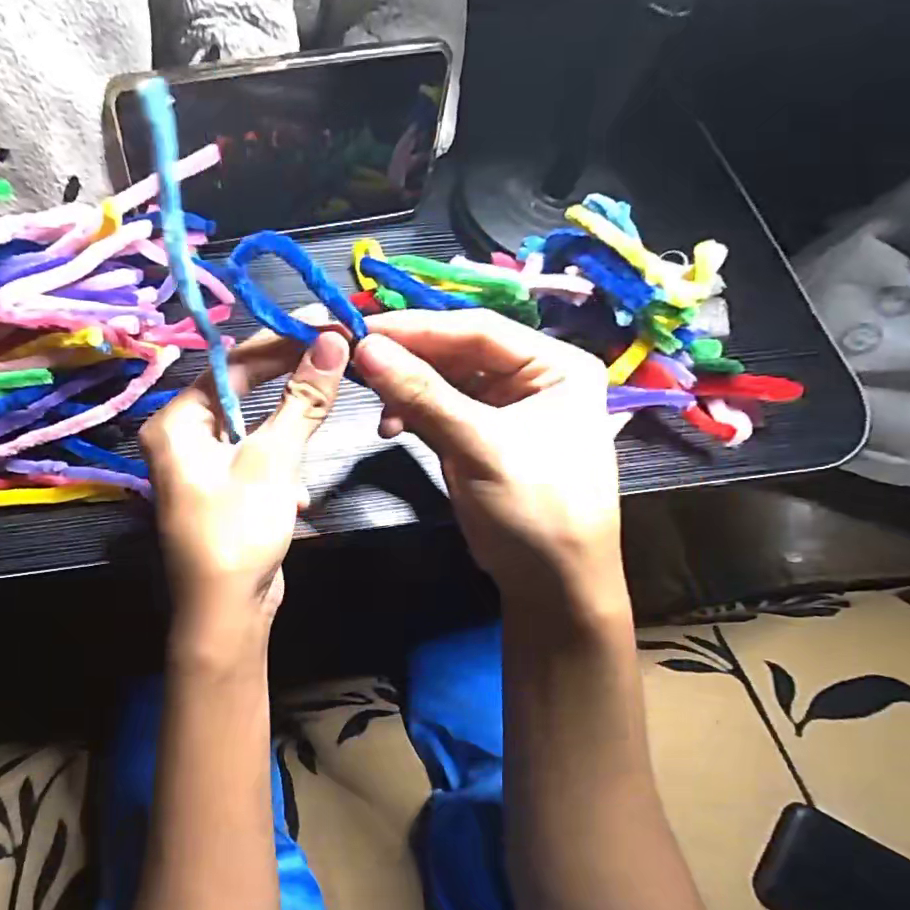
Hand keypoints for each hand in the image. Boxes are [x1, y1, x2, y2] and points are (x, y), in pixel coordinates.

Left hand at [141, 332, 350, 621]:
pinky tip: (296, 499)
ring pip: (256, 428)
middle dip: (290, 387)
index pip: (233, 363)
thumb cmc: (238, 531)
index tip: (327, 323)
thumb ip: (302, 400)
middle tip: (336, 358)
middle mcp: (180, 437)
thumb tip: (331, 341)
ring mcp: (200, 466)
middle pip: (244, 392)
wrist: (225, 612)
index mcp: (176, 421)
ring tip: (314, 438)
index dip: (283, 341)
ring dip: (288, 440)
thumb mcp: (273, 461)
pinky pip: (256, 461)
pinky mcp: (222, 491)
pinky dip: (280, 472)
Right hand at [351, 310, 627, 605]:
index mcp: (555, 365)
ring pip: (442, 380)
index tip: (361, 328)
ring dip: (405, 390)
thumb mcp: (479, 446)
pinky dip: (411, 414)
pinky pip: (437, 410)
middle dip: (407, 359)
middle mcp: (532, 376)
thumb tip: (365, 347)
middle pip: (457, 351)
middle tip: (355, 359)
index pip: (477, 329)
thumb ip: (422, 394)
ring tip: (375, 401)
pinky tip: (390, 426)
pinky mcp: (478, 435)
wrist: (551, 582)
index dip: (417, 327)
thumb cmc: (534, 509)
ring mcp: (503, 407)